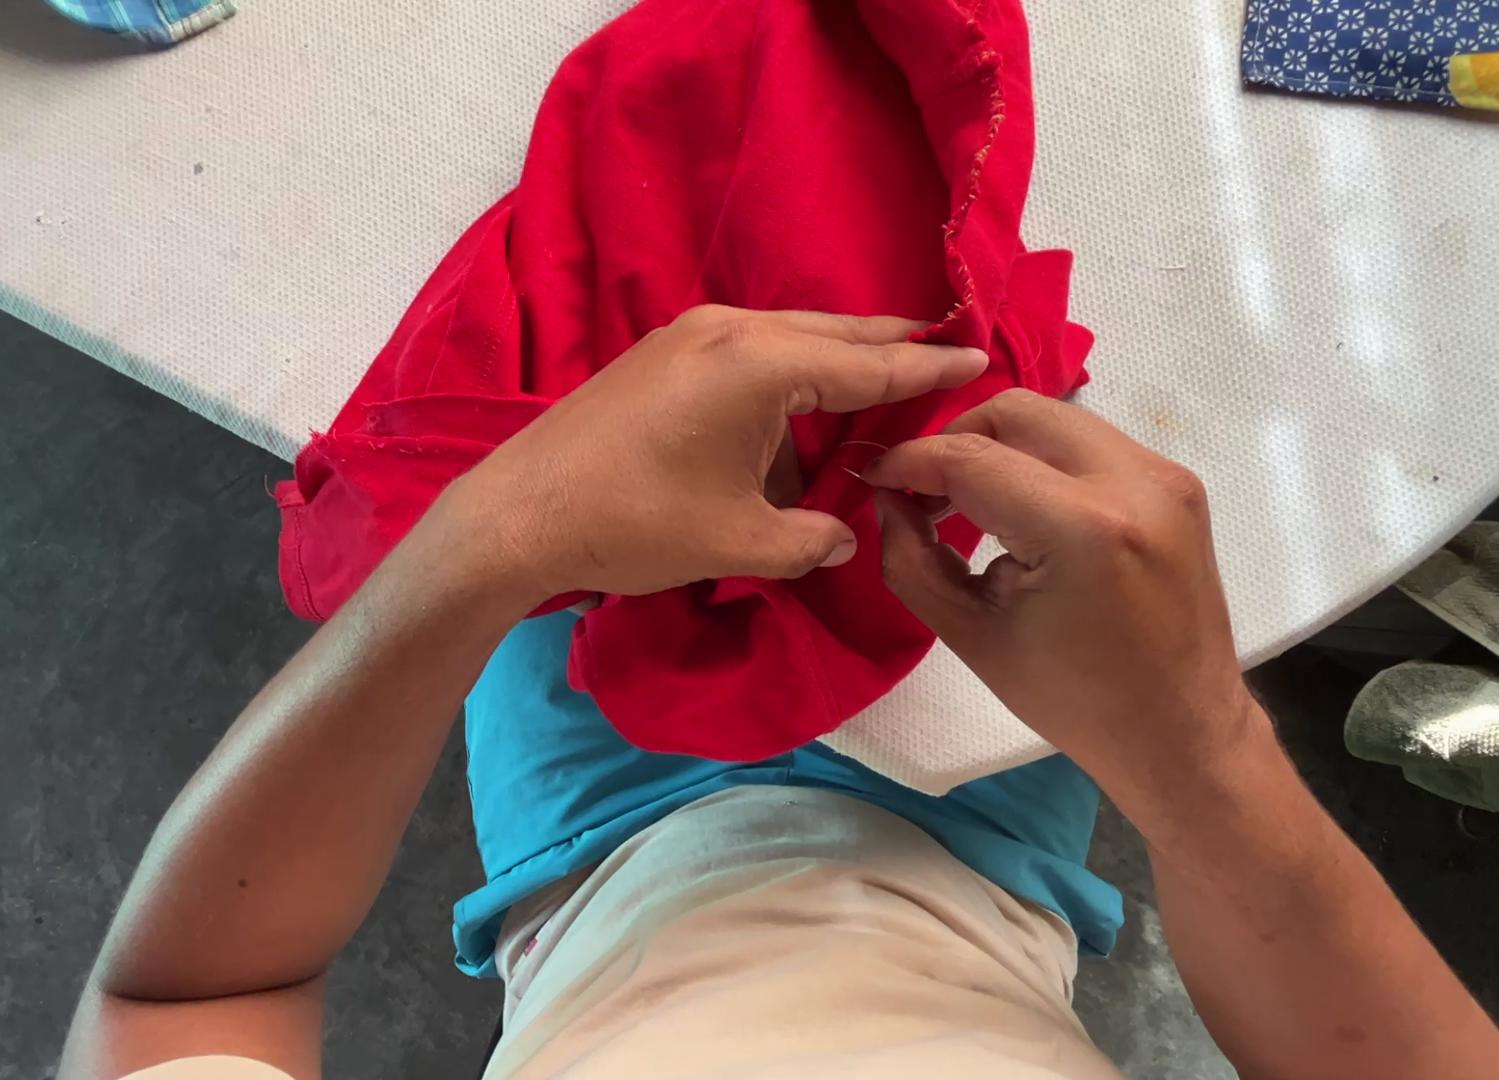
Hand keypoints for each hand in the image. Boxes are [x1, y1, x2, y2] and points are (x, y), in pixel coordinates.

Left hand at [436, 305, 988, 602]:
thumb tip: (844, 534)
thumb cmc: (634, 525)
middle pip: (832, 335)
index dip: (928, 367)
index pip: (868, 363)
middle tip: (938, 363)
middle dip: (886, 352)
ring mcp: (689, 335)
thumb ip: (809, 538)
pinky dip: (782, 387)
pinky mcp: (661, 355)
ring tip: (866, 412)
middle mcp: (729, 330)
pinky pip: (746, 359)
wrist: (520, 514)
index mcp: (760, 363)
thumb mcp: (737, 541)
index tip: (978, 355)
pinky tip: (789, 430)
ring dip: (828, 377)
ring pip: (788, 345)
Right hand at [864, 388, 1264, 816]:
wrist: (1181, 731)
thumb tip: (886, 498)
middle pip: (1014, 412)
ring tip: (964, 498)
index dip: (908, 460)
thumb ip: (910, 558)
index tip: (872, 476)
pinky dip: (1034, 457)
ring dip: (994, 445)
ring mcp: (1165, 475)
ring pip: (1051, 416)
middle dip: (952, 439)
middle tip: (922, 488)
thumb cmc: (1070, 698)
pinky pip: (1084, 440)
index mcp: (1082, 530)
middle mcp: (1133, 482)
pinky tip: (1016, 505)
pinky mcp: (1175, 482)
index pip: (970, 459)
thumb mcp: (967, 634)